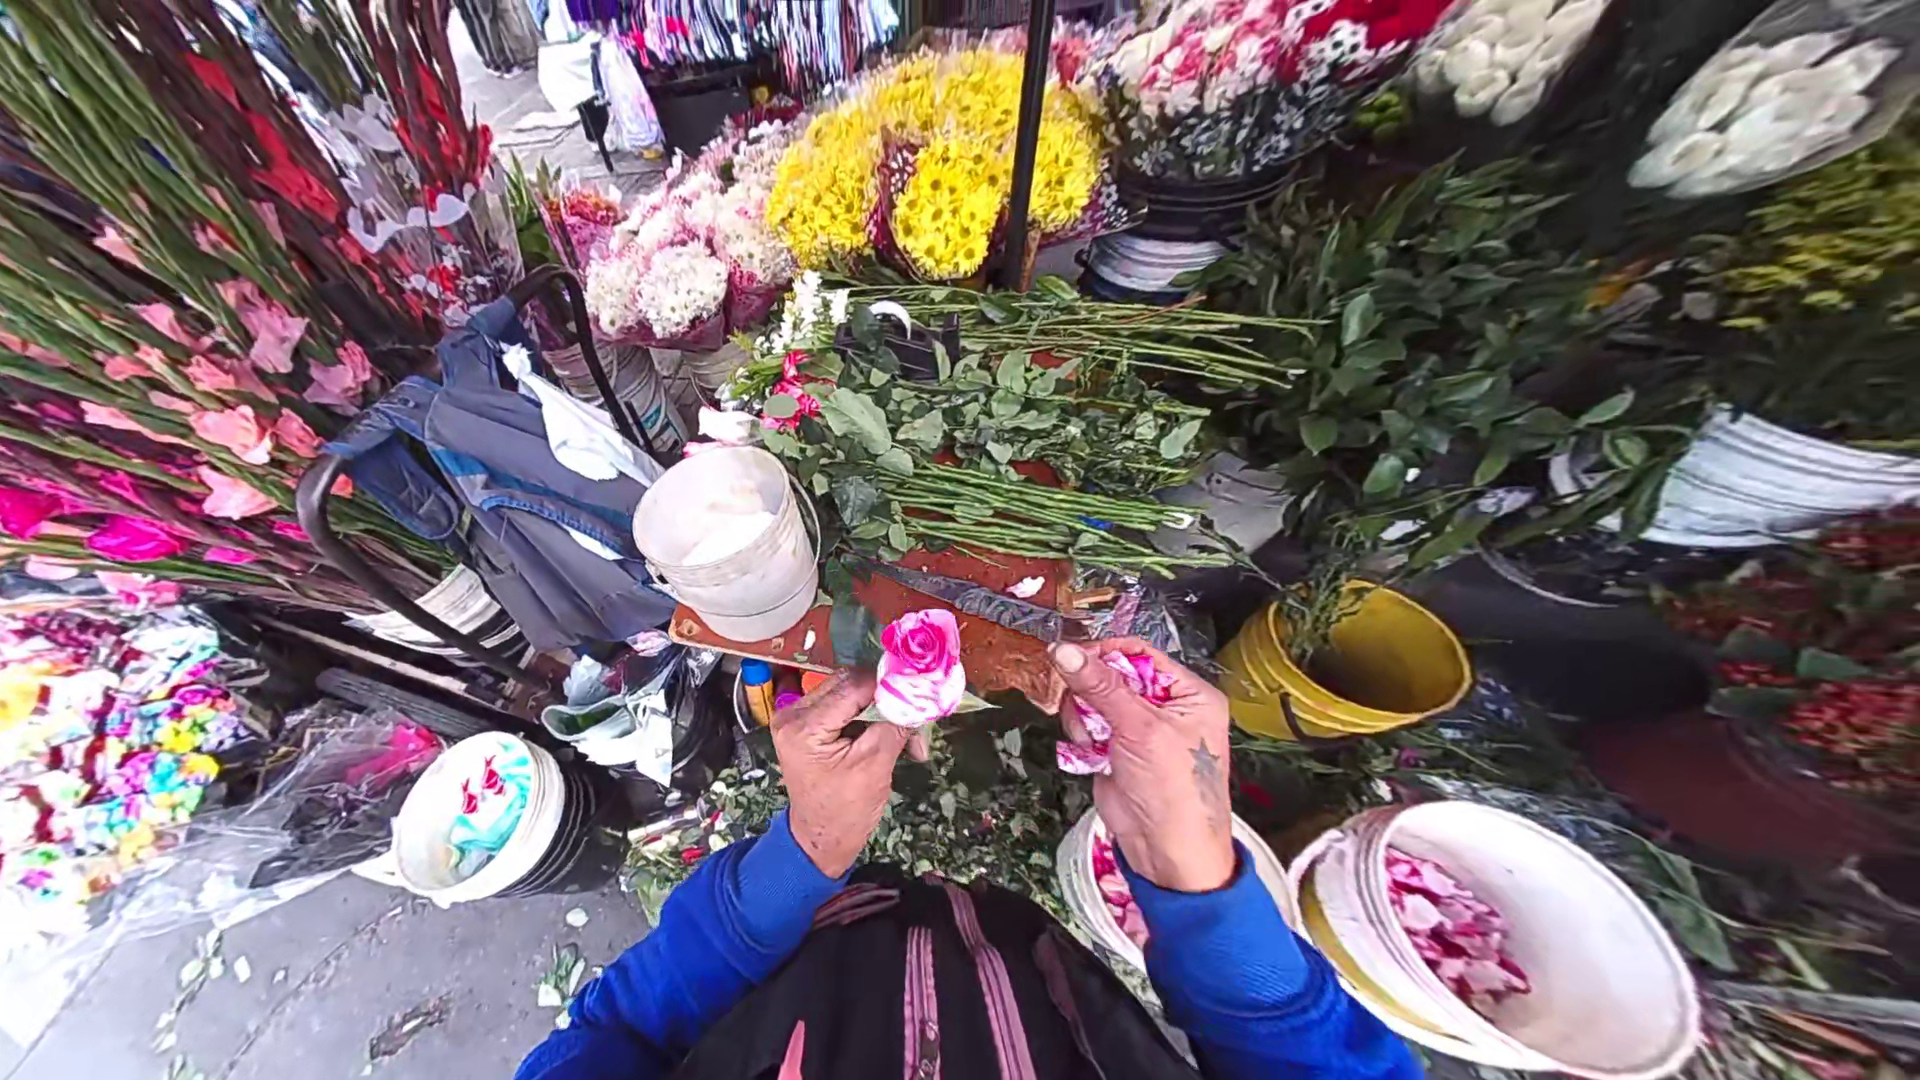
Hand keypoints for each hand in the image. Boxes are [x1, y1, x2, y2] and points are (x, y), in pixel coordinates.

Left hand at [771, 671, 918, 877]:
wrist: (821, 841)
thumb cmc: (845, 812)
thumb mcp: (875, 766)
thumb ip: (894, 723)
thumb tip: (918, 694)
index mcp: (804, 726)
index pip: (853, 685)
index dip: (888, 686)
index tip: (917, 693)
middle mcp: (794, 712)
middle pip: (850, 682)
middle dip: (885, 697)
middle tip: (913, 714)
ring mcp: (798, 715)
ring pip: (850, 690)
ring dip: (879, 706)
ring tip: (905, 730)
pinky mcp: (808, 721)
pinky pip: (843, 703)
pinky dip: (868, 713)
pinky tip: (887, 730)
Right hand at [1051, 638, 1234, 892]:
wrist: (1166, 855)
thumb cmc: (1177, 794)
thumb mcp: (1139, 729)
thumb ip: (1100, 686)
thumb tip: (1066, 651)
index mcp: (1187, 693)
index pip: (1139, 653)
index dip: (1104, 653)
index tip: (1075, 659)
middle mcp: (1164, 706)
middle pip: (1109, 674)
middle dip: (1090, 692)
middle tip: (1082, 707)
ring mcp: (1138, 728)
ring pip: (1092, 699)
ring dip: (1083, 716)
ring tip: (1091, 739)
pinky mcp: (1116, 747)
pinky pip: (1086, 724)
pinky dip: (1081, 736)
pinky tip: (1089, 752)